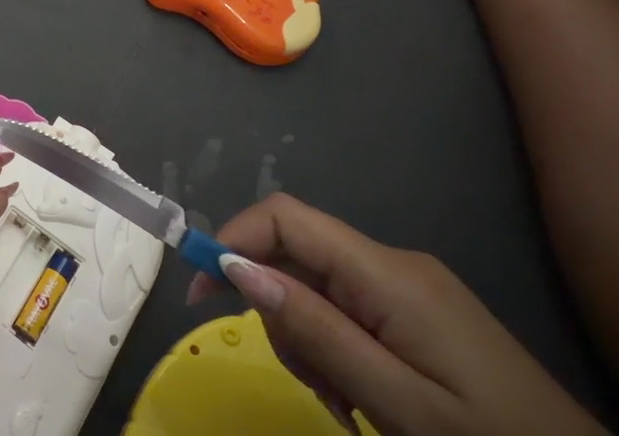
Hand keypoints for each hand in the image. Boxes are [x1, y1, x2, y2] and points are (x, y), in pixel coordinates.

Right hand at [186, 194, 606, 435]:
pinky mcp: (418, 310)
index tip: (201, 293)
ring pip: (316, 286)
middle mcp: (393, 264)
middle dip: (275, 310)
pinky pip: (347, 308)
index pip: (285, 217)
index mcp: (387, 274)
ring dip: (306, 338)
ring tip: (341, 401)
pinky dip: (333, 345)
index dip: (231, 240)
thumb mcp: (394, 400)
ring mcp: (408, 286)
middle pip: (295, 255)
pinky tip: (356, 393)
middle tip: (305, 381)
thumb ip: (313, 329)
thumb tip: (233, 268)